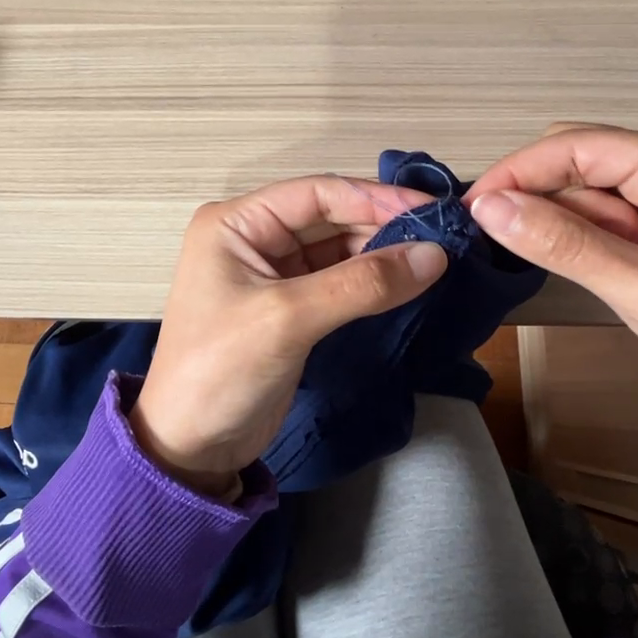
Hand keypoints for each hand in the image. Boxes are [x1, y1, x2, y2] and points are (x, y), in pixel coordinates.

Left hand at [132, 176, 449, 496]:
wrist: (191, 445)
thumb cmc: (223, 369)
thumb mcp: (288, 319)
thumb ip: (361, 284)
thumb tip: (434, 254)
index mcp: (236, 223)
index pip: (316, 193)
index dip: (375, 197)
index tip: (434, 209)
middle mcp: (252, 238)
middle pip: (329, 216)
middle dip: (383, 224)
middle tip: (446, 235)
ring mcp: (270, 273)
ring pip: (337, 248)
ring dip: (381, 253)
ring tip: (438, 257)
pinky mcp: (287, 307)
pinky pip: (337, 280)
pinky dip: (370, 280)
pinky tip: (408, 281)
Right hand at [465, 125, 637, 476]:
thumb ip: (563, 242)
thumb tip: (485, 206)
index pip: (584, 145)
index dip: (519, 170)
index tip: (468, 206)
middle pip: (583, 159)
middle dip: (539, 196)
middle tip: (497, 239)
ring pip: (588, 188)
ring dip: (561, 222)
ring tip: (554, 263)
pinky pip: (605, 214)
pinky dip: (579, 235)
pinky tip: (573, 262)